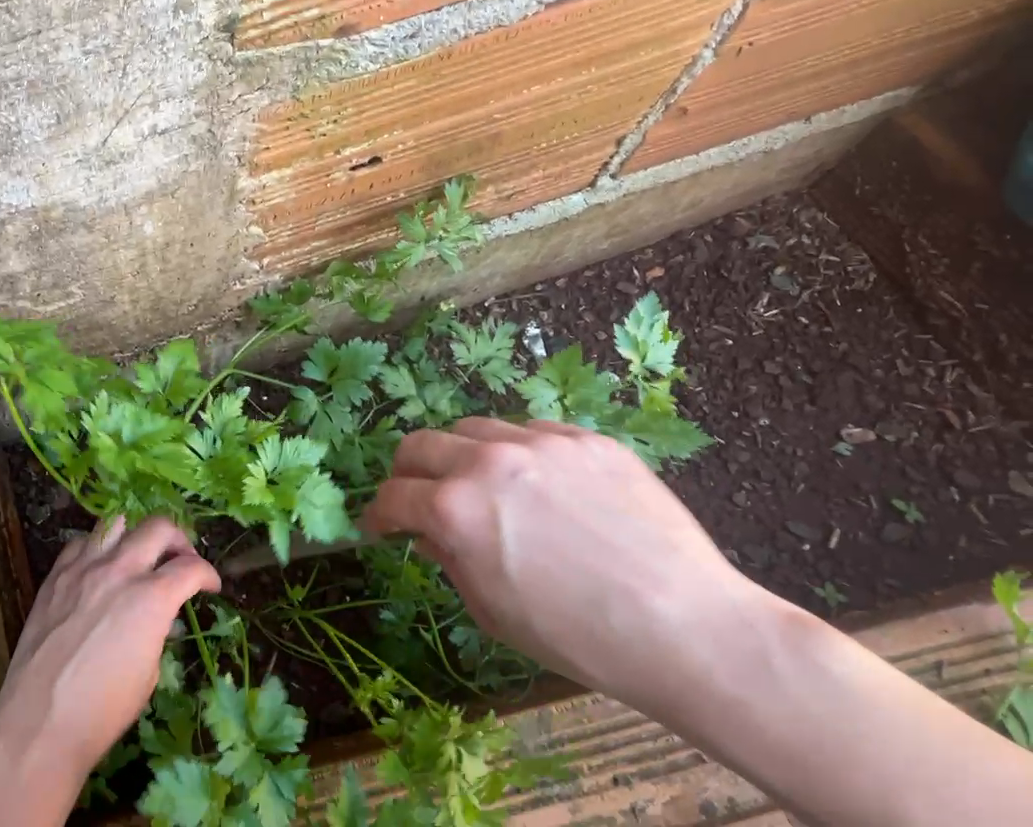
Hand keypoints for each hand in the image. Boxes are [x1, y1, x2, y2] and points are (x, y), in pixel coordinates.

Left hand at [0, 517, 219, 826]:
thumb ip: (158, 630)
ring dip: (136, 535)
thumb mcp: (149, 672)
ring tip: (140, 556)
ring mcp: (83, 568)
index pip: (191, 567)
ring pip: (117, 522)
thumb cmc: (103, 709)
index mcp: (150, 599)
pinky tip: (100, 567)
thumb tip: (160, 616)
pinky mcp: (55, 575)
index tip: (210, 585)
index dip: (208, 574)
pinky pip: (82, 542)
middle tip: (181, 560)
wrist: (41, 718)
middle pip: (158, 527)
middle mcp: (118, 571)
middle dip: (179, 540)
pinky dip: (99, 547)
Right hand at [359, 417, 758, 702]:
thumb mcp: (490, 609)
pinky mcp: (587, 440)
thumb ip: (448, 560)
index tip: (380, 525)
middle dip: (408, 474)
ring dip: (462, 456)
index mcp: (454, 510)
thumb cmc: (577, 637)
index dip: (378, 514)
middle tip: (419, 497)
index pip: (392, 497)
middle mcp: (487, 462)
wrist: (687, 628)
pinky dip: (519, 453)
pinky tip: (542, 486)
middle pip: (419, 445)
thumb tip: (428, 535)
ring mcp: (540, 444)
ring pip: (474, 429)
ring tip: (482, 485)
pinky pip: (533, 432)